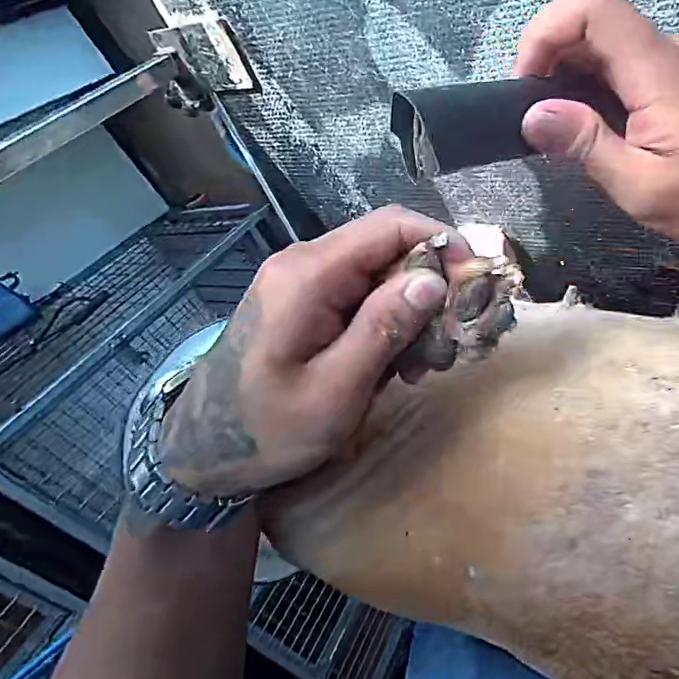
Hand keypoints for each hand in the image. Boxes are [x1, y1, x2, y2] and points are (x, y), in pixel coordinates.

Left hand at [156, 207, 457, 497]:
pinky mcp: (303, 300)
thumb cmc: (266, 430)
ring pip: (379, 272)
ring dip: (411, 310)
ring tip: (421, 364)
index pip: (391, 226)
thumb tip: (433, 279)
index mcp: (308, 274)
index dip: (442, 242)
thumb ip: (383, 329)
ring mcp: (300, 280)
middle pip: (388, 247)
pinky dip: (387, 321)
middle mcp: (304, 262)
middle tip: (451, 339)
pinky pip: (359, 293)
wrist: (202, 453)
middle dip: (430, 286)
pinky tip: (393, 364)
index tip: (476, 280)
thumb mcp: (334, 390)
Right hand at [516, 0, 678, 254]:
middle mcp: (663, 53)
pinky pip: (617, 64)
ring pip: (601, 39)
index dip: (546, 29)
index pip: (591, 1)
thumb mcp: (643, 188)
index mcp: (657, 70)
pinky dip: (587, 85)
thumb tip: (532, 116)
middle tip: (536, 115)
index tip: (528, 85)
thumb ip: (587, 146)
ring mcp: (670, 65)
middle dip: (547, 55)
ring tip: (558, 128)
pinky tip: (587, 127)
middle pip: (590, 14)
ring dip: (565, 72)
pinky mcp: (672, 82)